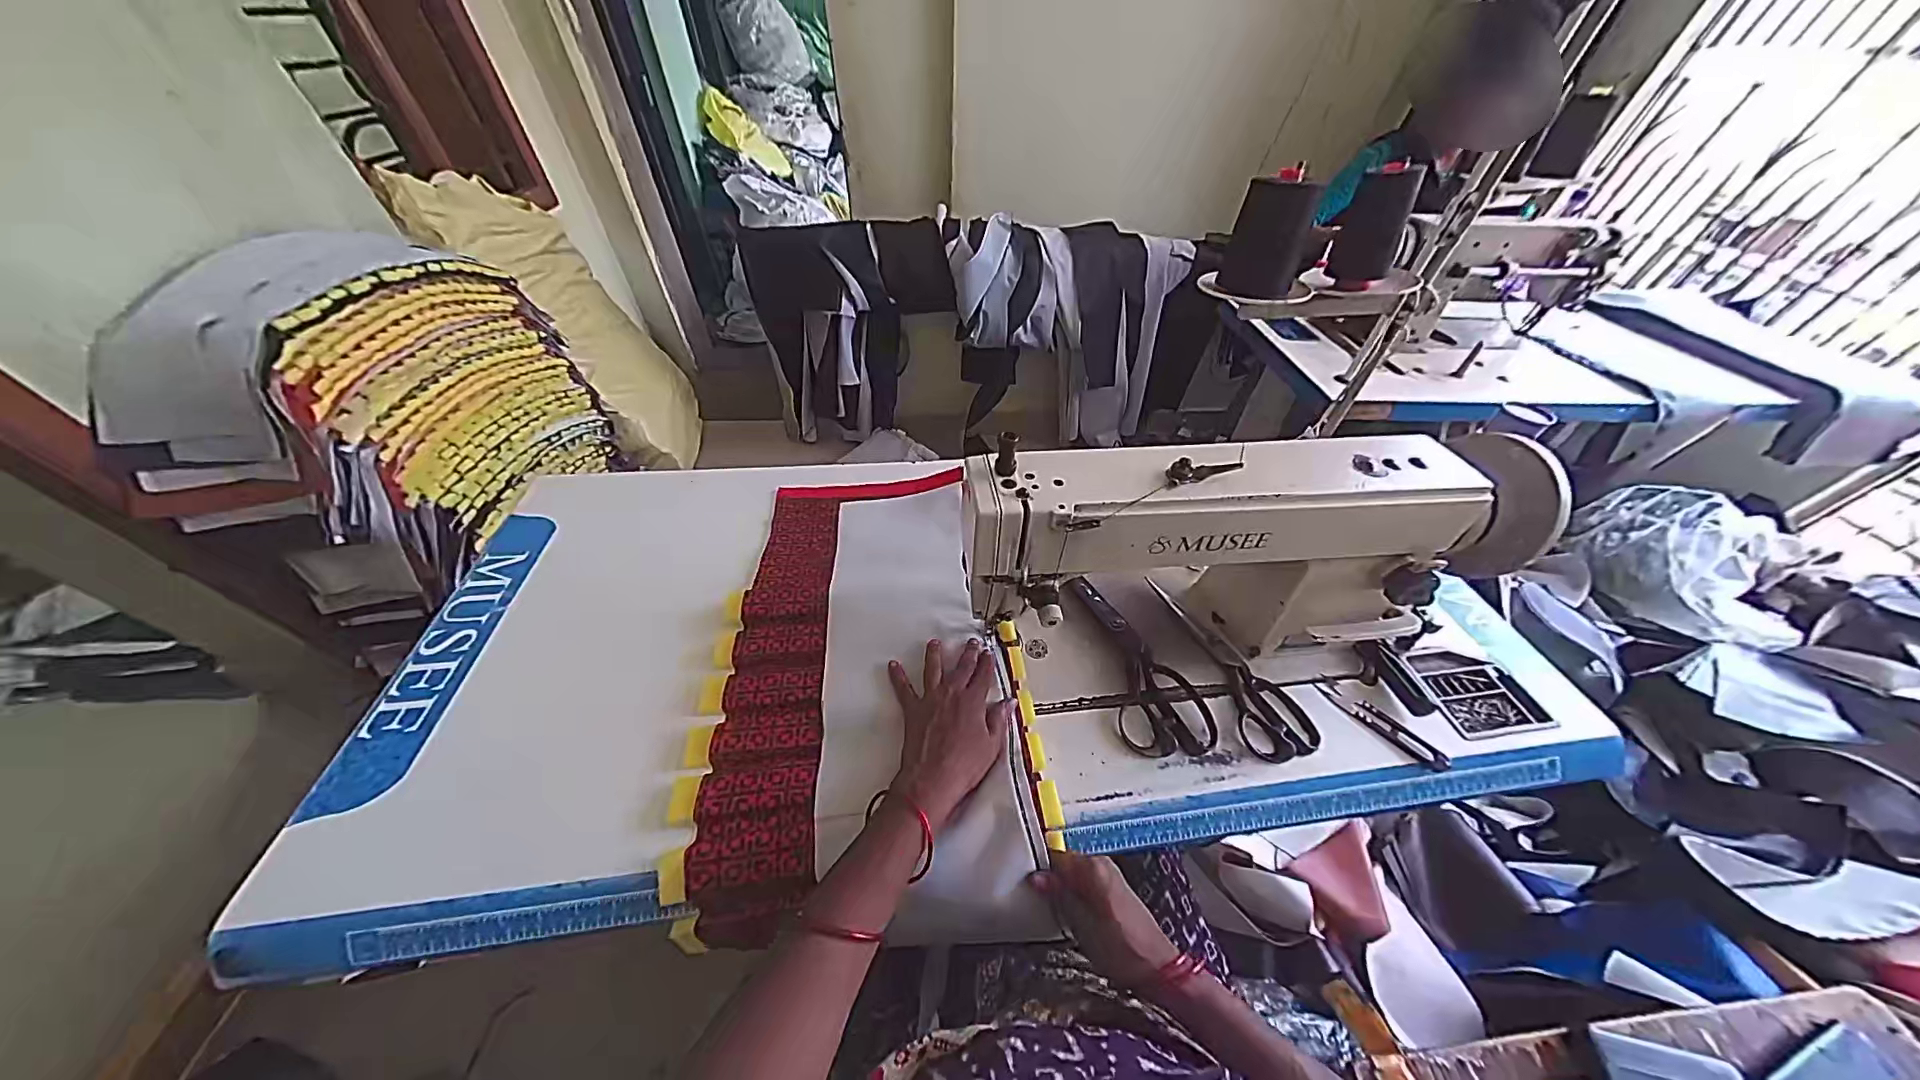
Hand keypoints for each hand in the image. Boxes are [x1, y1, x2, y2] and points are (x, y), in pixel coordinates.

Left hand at [888, 639, 1013, 828]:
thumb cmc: (962, 766)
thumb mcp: (992, 745)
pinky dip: (898, 677)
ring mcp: (931, 700)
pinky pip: (904, 689)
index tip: (988, 654)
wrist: (932, 779)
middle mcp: (952, 695)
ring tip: (935, 644)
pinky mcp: (913, 710)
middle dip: (968, 653)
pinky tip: (894, 666)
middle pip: (962, 667)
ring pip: (933, 669)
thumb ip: (999, 721)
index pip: (983, 675)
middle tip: (971, 643)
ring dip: (934, 655)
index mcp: (973, 702)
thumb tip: (1008, 705)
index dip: (987, 663)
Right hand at [1029, 851, 1181, 993]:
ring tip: (1049, 899)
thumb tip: (1036, 876)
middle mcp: (1101, 862)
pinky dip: (1074, 886)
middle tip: (1033, 889)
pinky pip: (1085, 877)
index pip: (1054, 850)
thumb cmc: (1119, 948)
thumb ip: (1058, 895)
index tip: (1023, 874)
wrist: (1158, 967)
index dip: (1038, 862)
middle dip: (1049, 871)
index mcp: (1091, 866)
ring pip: (1075, 868)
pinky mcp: (1114, 886)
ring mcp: (1109, 872)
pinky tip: (1069, 904)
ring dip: (1061, 880)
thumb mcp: (1081, 924)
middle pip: (1065, 857)